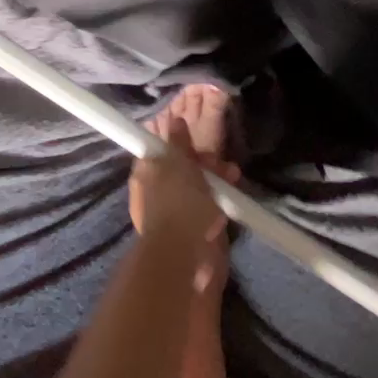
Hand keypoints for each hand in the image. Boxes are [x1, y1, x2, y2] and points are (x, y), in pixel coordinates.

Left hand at [129, 116, 229, 251]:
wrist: (184, 256)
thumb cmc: (177, 203)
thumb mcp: (177, 163)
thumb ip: (177, 142)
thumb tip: (174, 121)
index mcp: (145, 174)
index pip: (159, 150)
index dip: (178, 143)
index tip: (194, 140)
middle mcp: (156, 191)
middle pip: (181, 166)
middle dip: (203, 161)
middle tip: (218, 162)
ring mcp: (174, 211)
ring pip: (197, 185)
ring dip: (216, 178)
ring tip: (232, 176)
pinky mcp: (192, 228)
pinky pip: (206, 205)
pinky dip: (219, 199)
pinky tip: (230, 197)